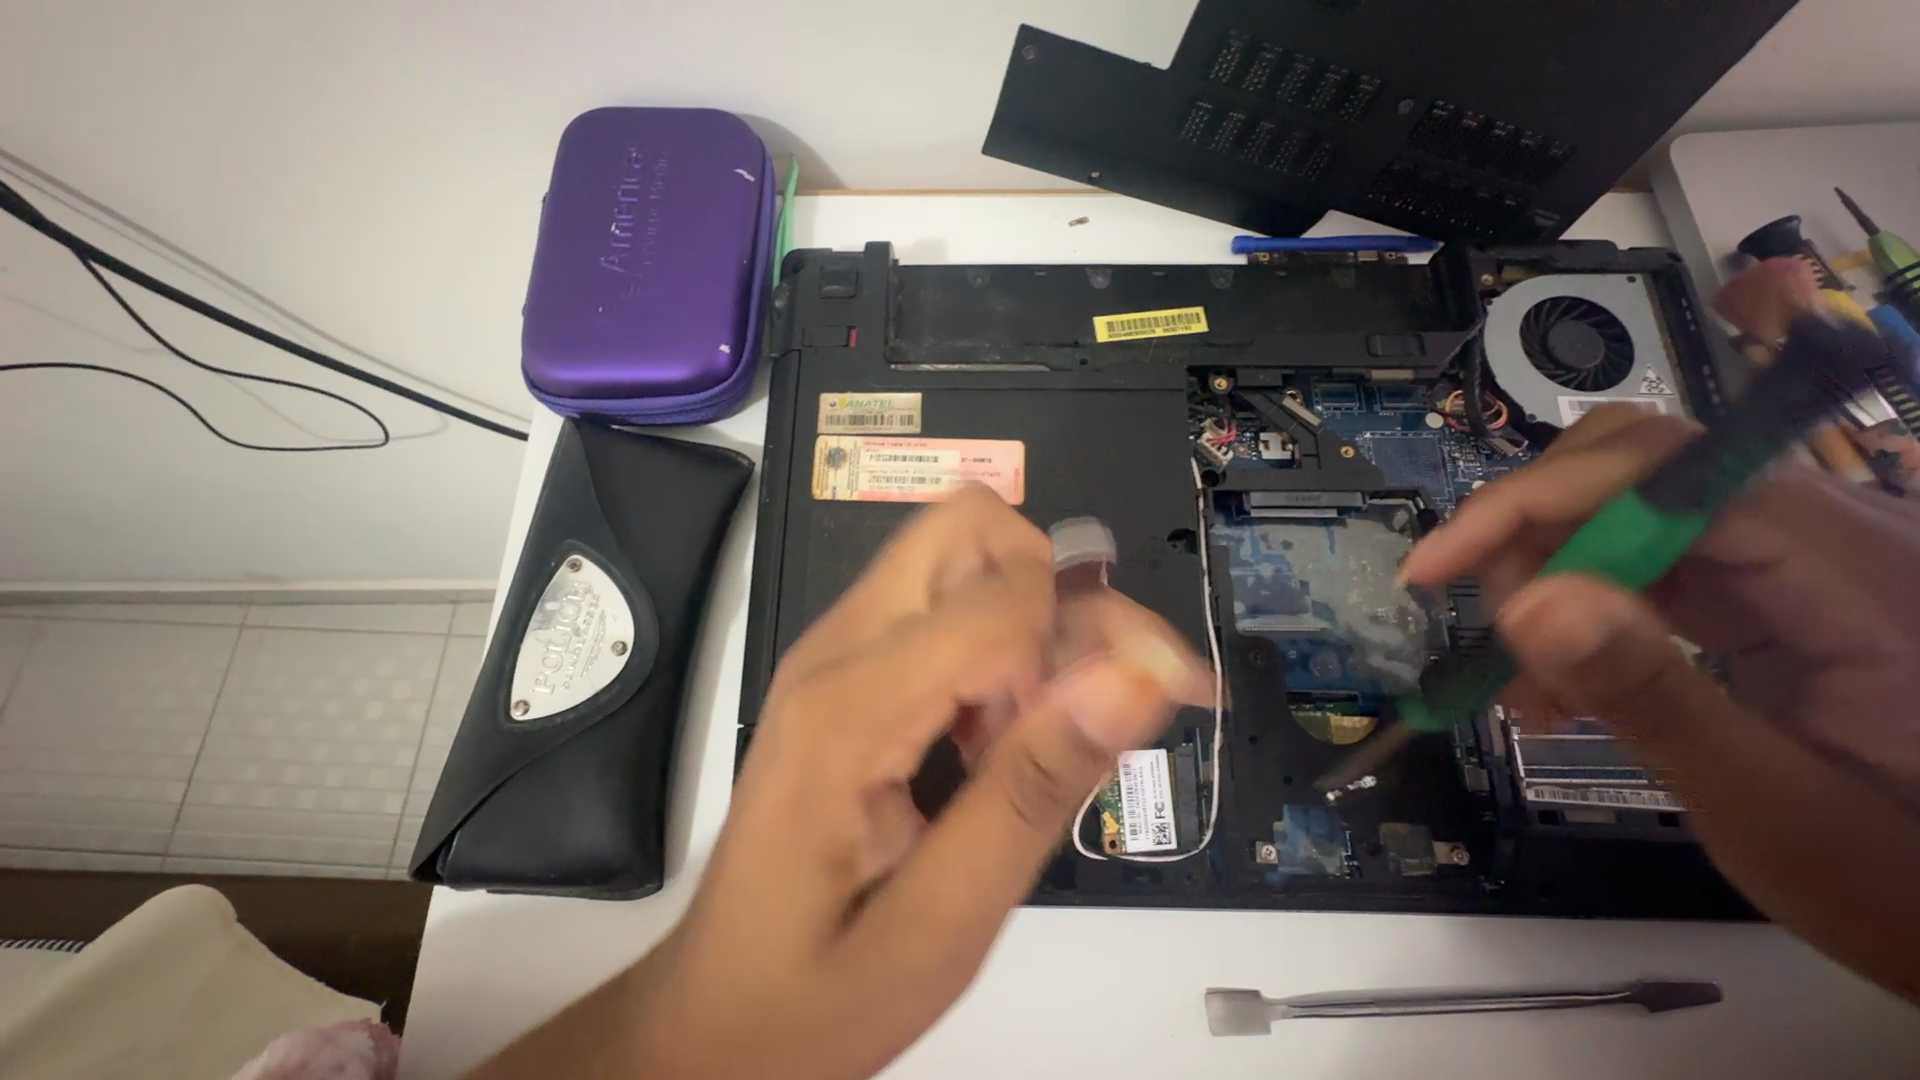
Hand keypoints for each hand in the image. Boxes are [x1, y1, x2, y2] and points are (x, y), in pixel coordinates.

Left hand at [471, 486, 1206, 1079]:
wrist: (719, 1013)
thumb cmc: (821, 990)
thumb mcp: (947, 921)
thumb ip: (1037, 788)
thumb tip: (1134, 675)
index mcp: (850, 709)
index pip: (1002, 596)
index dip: (1096, 632)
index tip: (1146, 703)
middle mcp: (834, 649)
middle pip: (966, 527)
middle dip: (1051, 591)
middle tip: (1081, 699)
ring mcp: (831, 653)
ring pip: (958, 559)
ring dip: (1025, 624)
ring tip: (1032, 740)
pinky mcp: (841, 672)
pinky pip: (937, 607)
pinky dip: (994, 648)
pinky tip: (993, 742)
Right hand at [1401, 404, 1919, 1002]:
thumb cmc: (1912, 888)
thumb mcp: (1779, 813)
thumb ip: (1656, 700)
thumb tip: (1527, 603)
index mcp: (1863, 572)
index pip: (1661, 475)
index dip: (1530, 502)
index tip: (1433, 570)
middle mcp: (1834, 535)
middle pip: (1635, 466)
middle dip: (1533, 536)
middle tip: (1496, 631)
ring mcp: (1799, 559)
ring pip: (1623, 507)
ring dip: (1544, 576)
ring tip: (1528, 680)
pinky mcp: (1770, 589)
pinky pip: (1643, 561)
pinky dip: (1575, 607)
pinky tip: (1560, 683)